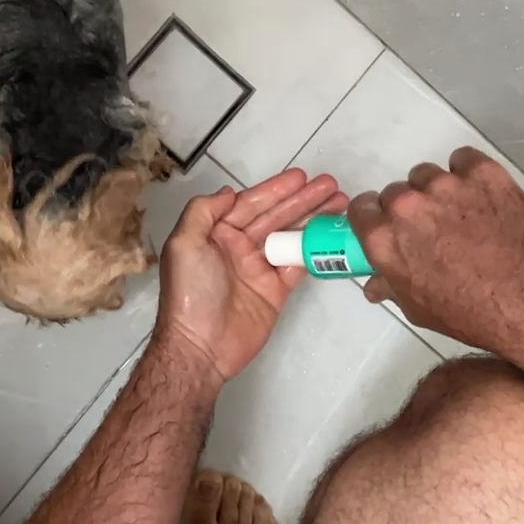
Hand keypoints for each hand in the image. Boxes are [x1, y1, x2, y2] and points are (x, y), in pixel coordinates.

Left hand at [154, 170, 348, 385]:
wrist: (200, 347)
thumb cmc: (190, 292)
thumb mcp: (183, 244)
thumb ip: (203, 212)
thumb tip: (228, 192)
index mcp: (217, 233)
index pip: (250, 204)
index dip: (276, 189)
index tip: (302, 176)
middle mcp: (239, 246)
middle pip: (276, 216)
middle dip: (303, 200)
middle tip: (331, 185)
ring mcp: (259, 268)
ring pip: (291, 236)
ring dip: (313, 219)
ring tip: (340, 203)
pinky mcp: (276, 290)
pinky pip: (298, 265)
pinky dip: (314, 250)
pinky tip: (332, 235)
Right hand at [349, 147, 523, 355]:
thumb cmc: (466, 312)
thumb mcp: (416, 308)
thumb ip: (390, 287)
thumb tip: (375, 284)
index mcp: (383, 237)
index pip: (362, 208)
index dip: (376, 218)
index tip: (392, 228)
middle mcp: (406, 205)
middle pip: (396, 193)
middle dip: (410, 209)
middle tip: (434, 230)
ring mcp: (445, 185)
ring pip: (428, 175)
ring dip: (438, 191)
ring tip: (463, 214)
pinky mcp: (482, 172)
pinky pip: (463, 159)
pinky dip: (469, 173)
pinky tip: (482, 196)